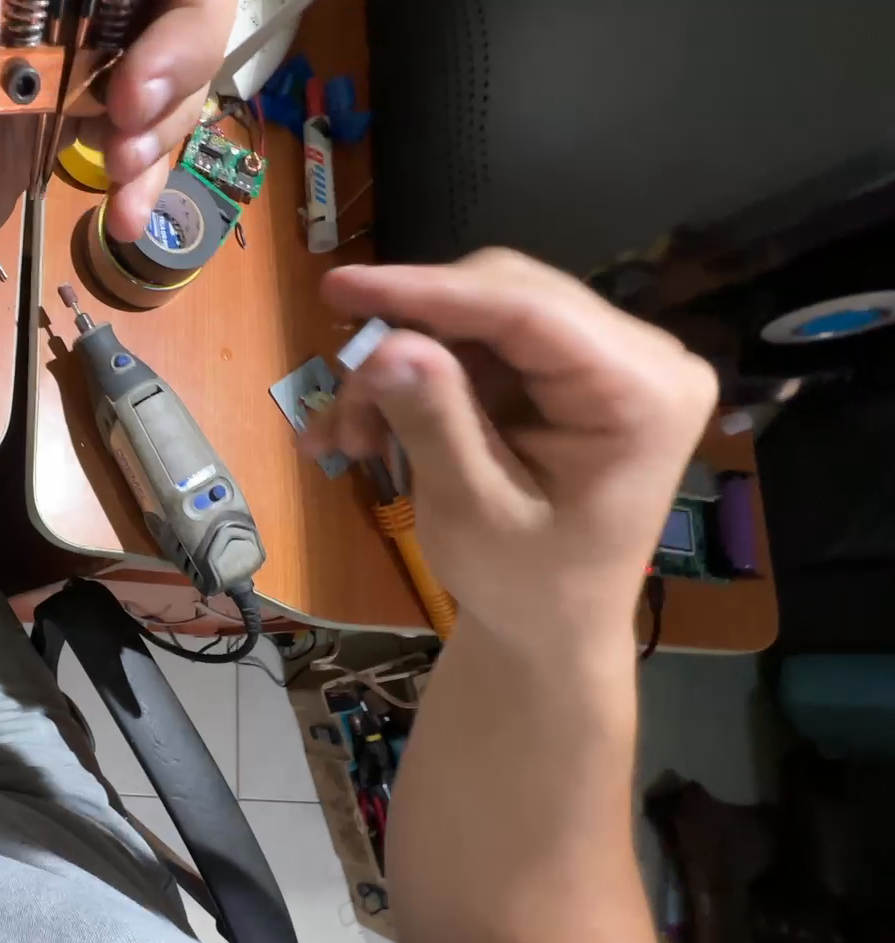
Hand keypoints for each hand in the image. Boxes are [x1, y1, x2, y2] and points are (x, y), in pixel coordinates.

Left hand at [0, 0, 237, 290]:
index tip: (143, 42)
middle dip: (176, 54)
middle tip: (127, 114)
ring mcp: (64, 44)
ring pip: (171, 56)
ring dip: (164, 123)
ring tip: (120, 174)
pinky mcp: (70, 110)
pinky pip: (147, 119)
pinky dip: (148, 167)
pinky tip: (124, 211)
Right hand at [305, 249, 718, 641]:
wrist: (546, 622)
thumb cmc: (523, 582)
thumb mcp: (472, 510)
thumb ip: (435, 423)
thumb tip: (382, 347)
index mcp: (638, 391)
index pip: (525, 310)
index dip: (425, 292)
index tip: (338, 286)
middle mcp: (628, 358)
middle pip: (494, 302)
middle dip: (402, 347)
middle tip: (341, 410)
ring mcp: (588, 366)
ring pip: (463, 329)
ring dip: (390, 378)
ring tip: (346, 441)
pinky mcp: (549, 381)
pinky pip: (460, 359)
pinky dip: (401, 392)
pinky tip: (360, 435)